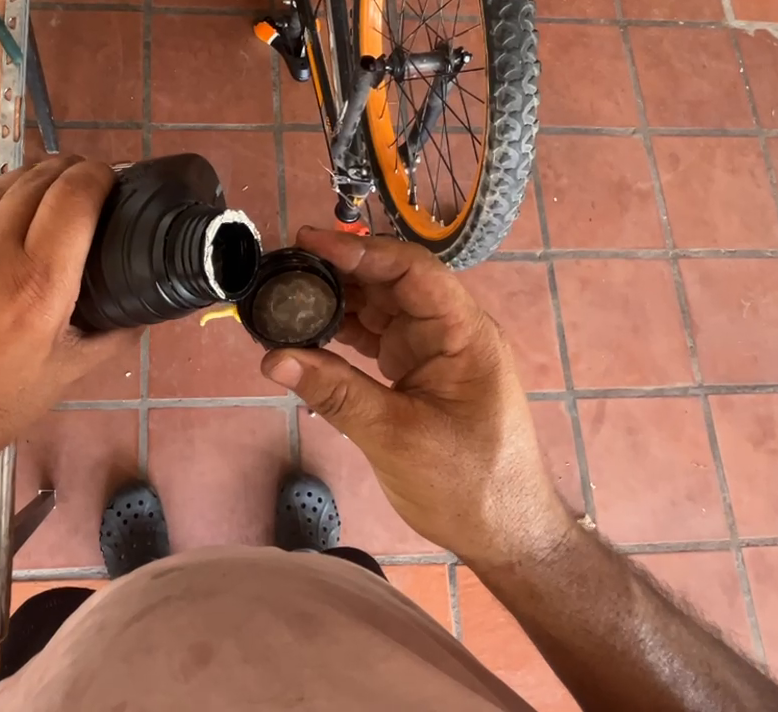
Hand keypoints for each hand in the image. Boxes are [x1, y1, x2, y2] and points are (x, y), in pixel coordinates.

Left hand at [0, 157, 137, 487]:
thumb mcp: (64, 375)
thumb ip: (115, 333)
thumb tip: (151, 305)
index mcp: (38, 286)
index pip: (74, 197)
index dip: (98, 175)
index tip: (110, 179)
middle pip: (37, 181)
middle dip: (67, 170)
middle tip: (83, 179)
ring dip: (27, 183)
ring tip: (42, 193)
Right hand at [261, 229, 573, 567]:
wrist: (506, 535)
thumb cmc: (468, 485)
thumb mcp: (396, 436)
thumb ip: (335, 392)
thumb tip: (271, 358)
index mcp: (463, 332)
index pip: (412, 271)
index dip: (361, 250)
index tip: (310, 242)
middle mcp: (447, 329)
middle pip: (389, 281)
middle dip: (339, 269)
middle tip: (283, 263)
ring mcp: (430, 349)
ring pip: (377, 306)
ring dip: (334, 298)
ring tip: (284, 291)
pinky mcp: (414, 369)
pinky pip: (372, 336)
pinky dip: (339, 330)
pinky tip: (304, 328)